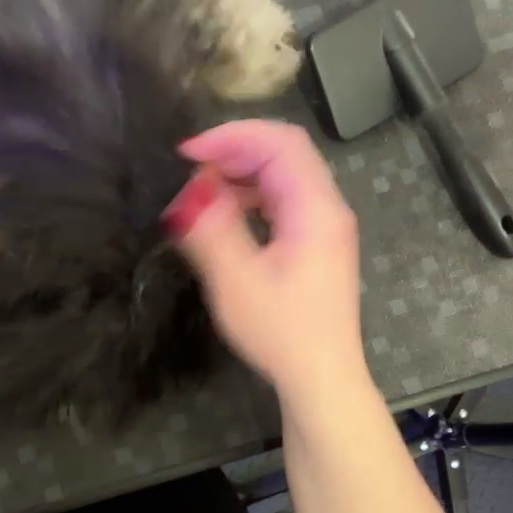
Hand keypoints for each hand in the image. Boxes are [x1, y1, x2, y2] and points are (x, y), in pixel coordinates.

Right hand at [162, 120, 365, 397]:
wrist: (321, 377)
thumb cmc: (282, 332)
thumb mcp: (238, 282)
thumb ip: (212, 231)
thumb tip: (187, 193)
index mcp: (314, 209)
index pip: (280, 142)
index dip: (232, 136)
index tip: (186, 153)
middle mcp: (325, 208)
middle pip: (283, 153)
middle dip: (233, 150)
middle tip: (189, 169)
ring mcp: (323, 226)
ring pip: (282, 176)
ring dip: (240, 173)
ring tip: (199, 191)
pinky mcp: (314, 244)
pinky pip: (281, 200)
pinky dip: (249, 195)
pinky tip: (223, 214)